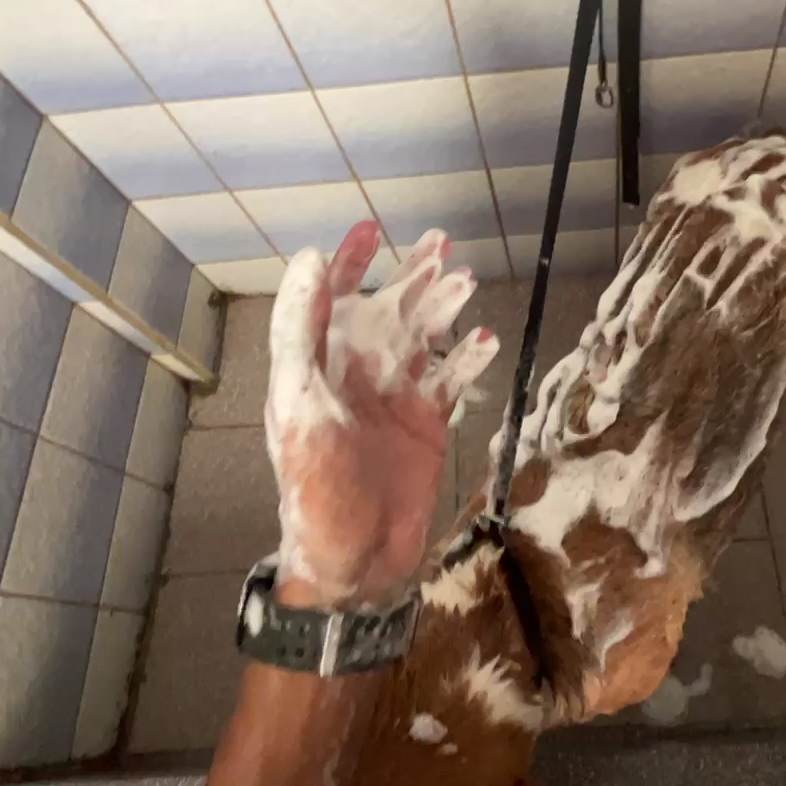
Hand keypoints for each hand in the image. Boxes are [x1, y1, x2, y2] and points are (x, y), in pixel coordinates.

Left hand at [264, 221, 498, 606]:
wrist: (357, 558)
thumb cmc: (317, 488)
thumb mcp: (299, 407)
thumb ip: (300, 334)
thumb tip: (310, 260)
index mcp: (319, 366)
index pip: (331, 300)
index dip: (349, 262)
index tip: (372, 227)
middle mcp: (357, 373)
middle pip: (388, 310)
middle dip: (412, 275)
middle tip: (442, 241)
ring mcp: (395, 397)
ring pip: (423, 338)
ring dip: (443, 309)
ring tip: (466, 281)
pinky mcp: (427, 422)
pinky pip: (451, 380)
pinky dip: (468, 359)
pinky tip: (486, 341)